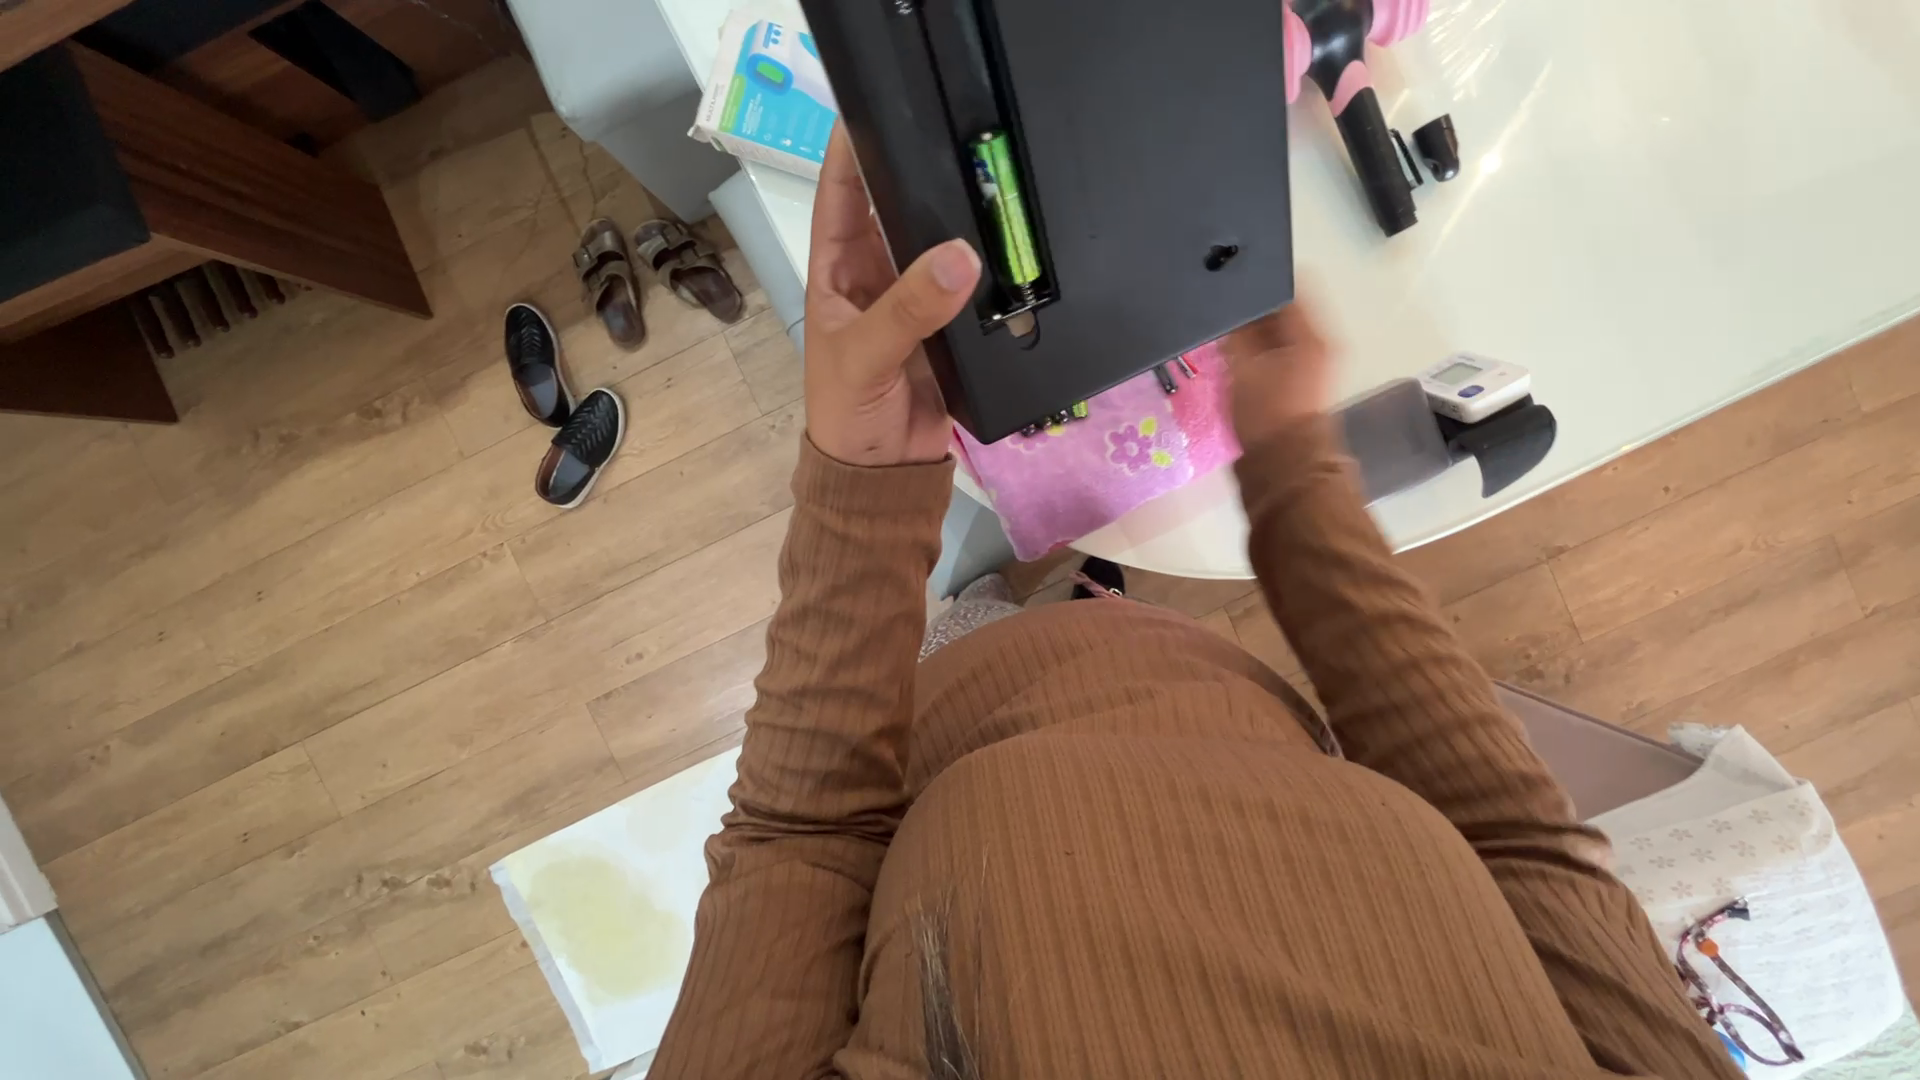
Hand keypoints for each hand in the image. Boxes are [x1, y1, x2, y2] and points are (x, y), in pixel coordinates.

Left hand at [804, 128, 982, 465]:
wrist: (885, 474)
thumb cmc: (849, 412)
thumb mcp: (866, 356)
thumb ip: (908, 309)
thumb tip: (961, 256)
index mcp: (838, 272)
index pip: (840, 193)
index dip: (852, 147)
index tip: (880, 101)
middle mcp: (877, 276)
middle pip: (898, 210)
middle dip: (922, 173)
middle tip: (963, 133)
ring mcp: (916, 301)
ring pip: (939, 245)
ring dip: (961, 219)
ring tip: (997, 176)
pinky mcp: (951, 327)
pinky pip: (971, 288)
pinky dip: (989, 269)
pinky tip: (1014, 242)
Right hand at [1221, 298, 1334, 447]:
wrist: (1283, 465)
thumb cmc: (1264, 414)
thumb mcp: (1242, 368)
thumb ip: (1236, 331)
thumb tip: (1230, 309)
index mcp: (1313, 335)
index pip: (1286, 287)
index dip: (1256, 284)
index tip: (1230, 289)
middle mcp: (1320, 343)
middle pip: (1284, 310)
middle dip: (1253, 311)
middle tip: (1223, 316)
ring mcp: (1314, 363)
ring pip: (1279, 331)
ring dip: (1254, 332)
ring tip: (1227, 339)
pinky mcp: (1301, 381)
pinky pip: (1278, 351)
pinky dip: (1259, 350)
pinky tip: (1238, 360)